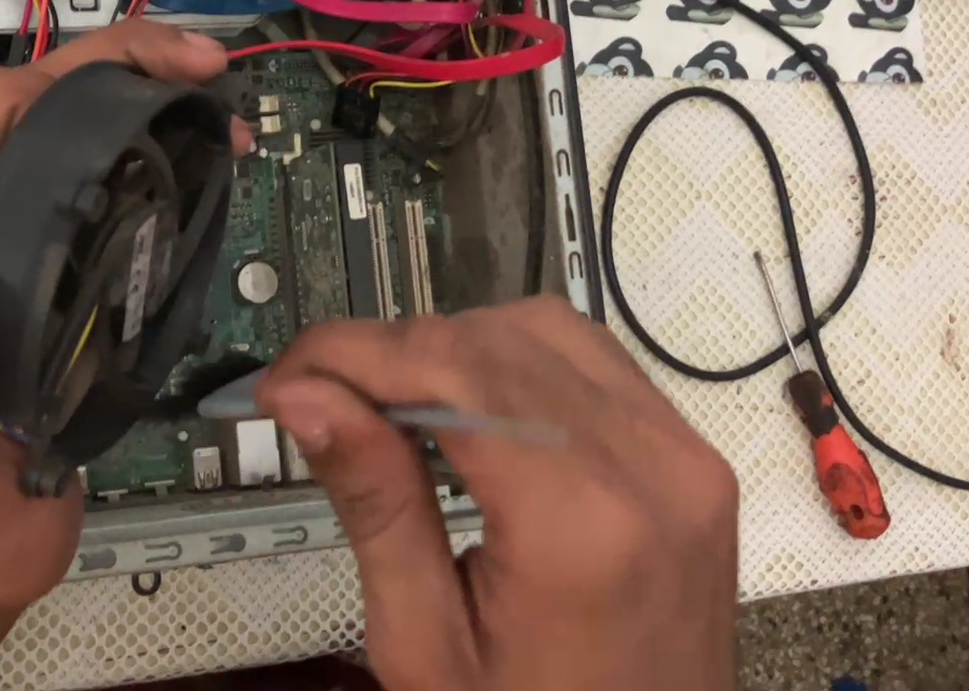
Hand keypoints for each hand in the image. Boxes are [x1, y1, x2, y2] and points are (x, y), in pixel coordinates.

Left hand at [0, 20, 247, 616]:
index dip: (12, 92)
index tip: (98, 116)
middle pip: (14, 93)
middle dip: (101, 61)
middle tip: (191, 63)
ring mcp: (16, 230)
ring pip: (64, 118)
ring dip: (136, 87)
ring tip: (208, 92)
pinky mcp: (63, 248)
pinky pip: (102, 166)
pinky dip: (154, 142)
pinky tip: (203, 152)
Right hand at [254, 297, 739, 690]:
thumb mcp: (425, 643)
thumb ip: (372, 502)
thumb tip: (303, 397)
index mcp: (582, 524)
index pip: (448, 372)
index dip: (351, 353)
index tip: (285, 376)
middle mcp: (650, 465)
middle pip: (484, 340)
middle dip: (385, 351)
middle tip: (323, 394)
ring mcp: (679, 449)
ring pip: (530, 326)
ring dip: (443, 348)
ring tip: (390, 401)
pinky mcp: (682, 446)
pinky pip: (578, 351)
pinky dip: (501, 354)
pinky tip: (464, 400)